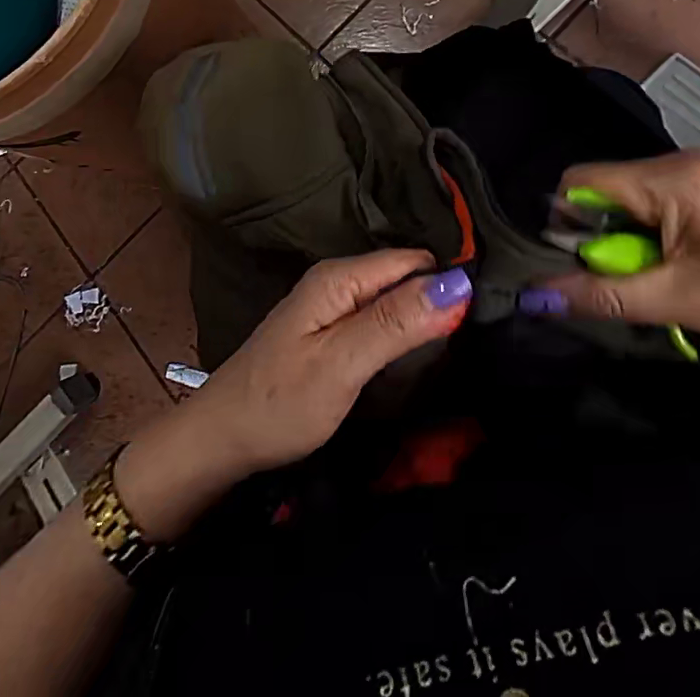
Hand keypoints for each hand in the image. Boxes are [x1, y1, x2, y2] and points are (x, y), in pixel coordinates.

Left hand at [115, 249, 471, 539]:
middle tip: (468, 340)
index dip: (447, 284)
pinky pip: (383, 315)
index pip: (416, 260)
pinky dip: (404, 330)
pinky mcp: (334, 327)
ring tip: (452, 348)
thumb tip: (459, 283)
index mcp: (340, 277)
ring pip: (398, 296)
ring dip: (423, 317)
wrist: (221, 440)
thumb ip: (397, 323)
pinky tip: (417, 352)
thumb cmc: (279, 405)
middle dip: (438, 300)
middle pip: (408, 275)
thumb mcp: (342, 364)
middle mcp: (339, 279)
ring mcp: (335, 303)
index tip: (478, 319)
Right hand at [537, 151, 699, 380]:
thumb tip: (534, 296)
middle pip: (607, 196)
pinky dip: (661, 250)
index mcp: (674, 177)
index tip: (579, 273)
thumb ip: (602, 294)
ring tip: (668, 295)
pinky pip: (667, 217)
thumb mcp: (683, 302)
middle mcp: (687, 164)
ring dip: (635, 255)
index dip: (564, 227)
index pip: (579, 182)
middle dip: (605, 246)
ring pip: (636, 211)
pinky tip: (689, 284)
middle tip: (633, 294)